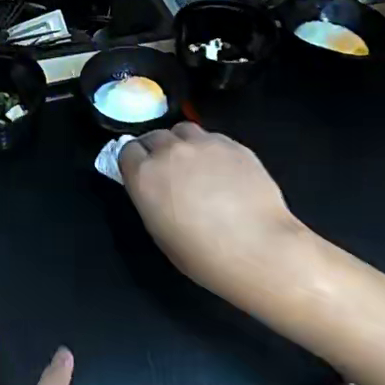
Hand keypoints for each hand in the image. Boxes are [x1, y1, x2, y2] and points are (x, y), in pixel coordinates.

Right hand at [118, 123, 319, 306]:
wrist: (258, 249)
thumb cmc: (203, 254)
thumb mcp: (159, 231)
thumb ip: (150, 199)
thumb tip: (154, 188)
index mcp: (144, 176)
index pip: (127, 151)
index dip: (134, 161)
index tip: (141, 172)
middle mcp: (169, 152)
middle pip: (153, 137)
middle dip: (156, 150)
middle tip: (167, 171)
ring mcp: (203, 144)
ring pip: (182, 131)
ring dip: (181, 142)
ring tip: (192, 163)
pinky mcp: (233, 145)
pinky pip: (212, 138)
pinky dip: (209, 149)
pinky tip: (221, 170)